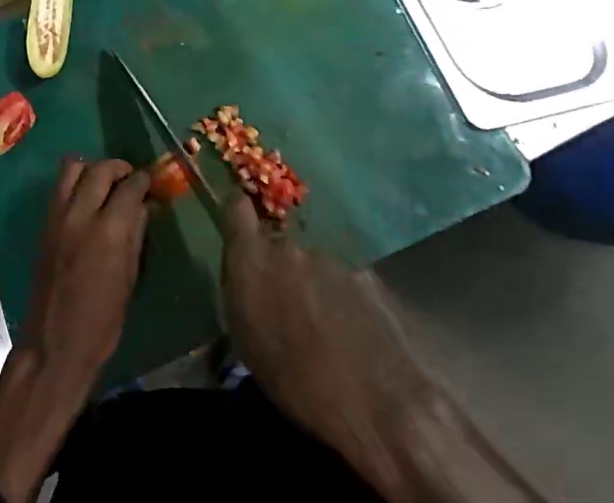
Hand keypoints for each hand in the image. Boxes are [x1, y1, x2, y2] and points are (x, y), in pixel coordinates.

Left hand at [0, 158, 149, 500]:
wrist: (55, 342)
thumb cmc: (102, 320)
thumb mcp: (130, 278)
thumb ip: (136, 235)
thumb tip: (145, 206)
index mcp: (107, 231)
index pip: (128, 187)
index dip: (143, 180)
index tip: (151, 181)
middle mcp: (79, 215)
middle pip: (98, 169)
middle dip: (118, 168)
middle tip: (131, 179)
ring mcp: (56, 217)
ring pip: (71, 168)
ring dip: (92, 168)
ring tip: (107, 184)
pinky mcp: (44, 224)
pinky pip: (59, 187)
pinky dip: (75, 182)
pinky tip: (88, 199)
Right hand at [221, 196, 539, 502]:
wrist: (376, 403)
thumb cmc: (293, 378)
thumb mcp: (246, 337)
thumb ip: (243, 291)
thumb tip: (248, 277)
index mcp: (251, 258)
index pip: (237, 209)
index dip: (239, 214)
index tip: (241, 228)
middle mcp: (288, 248)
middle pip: (279, 245)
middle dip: (281, 268)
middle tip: (288, 307)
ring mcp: (331, 260)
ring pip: (314, 266)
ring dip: (314, 287)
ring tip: (326, 331)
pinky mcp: (368, 277)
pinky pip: (345, 283)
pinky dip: (344, 302)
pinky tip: (353, 337)